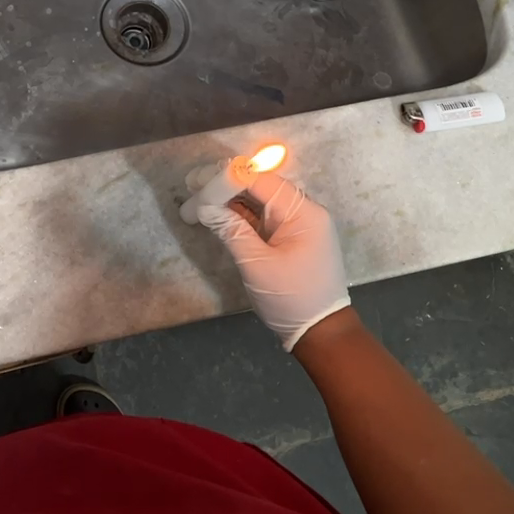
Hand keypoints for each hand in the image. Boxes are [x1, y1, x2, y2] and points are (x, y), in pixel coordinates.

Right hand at [185, 165, 351, 351]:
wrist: (322, 335)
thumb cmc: (291, 298)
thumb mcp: (256, 264)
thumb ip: (230, 230)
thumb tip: (204, 206)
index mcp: (303, 212)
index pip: (260, 180)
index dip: (226, 178)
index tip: (196, 183)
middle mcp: (303, 211)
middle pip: (260, 186)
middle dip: (225, 185)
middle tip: (192, 187)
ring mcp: (297, 224)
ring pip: (259, 200)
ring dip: (229, 199)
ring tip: (198, 198)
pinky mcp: (289, 237)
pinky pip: (262, 217)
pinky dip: (240, 214)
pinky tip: (217, 213)